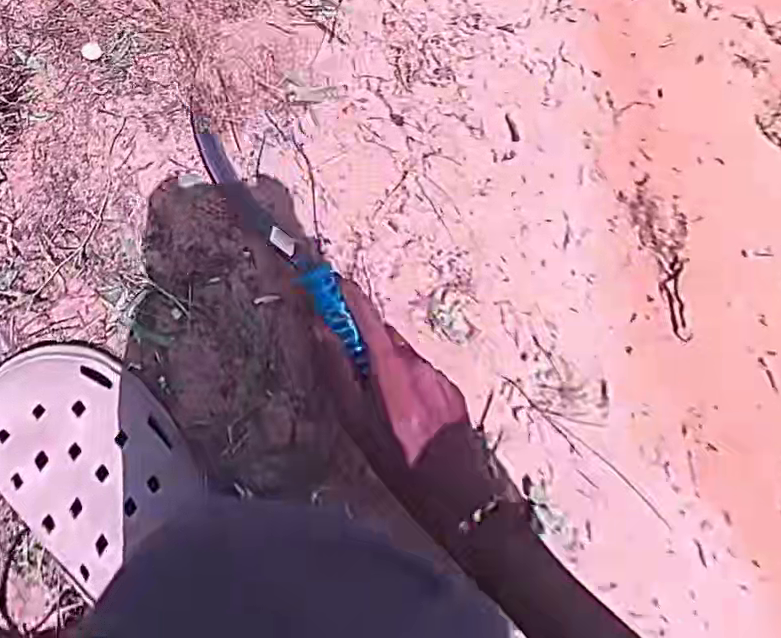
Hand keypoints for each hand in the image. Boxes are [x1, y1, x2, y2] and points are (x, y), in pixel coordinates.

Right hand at [310, 281, 520, 545]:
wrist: (461, 501)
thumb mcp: (353, 418)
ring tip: (372, 394)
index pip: (363, 312)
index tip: (321, 279)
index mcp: (390, 366)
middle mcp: (417, 362)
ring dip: (378, 357)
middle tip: (340, 354)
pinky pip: (415, 368)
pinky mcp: (450, 388)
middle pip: (379, 330)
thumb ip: (335, 367)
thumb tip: (318, 326)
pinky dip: (399, 373)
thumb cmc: (398, 460)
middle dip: (357, 333)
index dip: (340, 291)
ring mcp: (437, 374)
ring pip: (397, 350)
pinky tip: (397, 406)